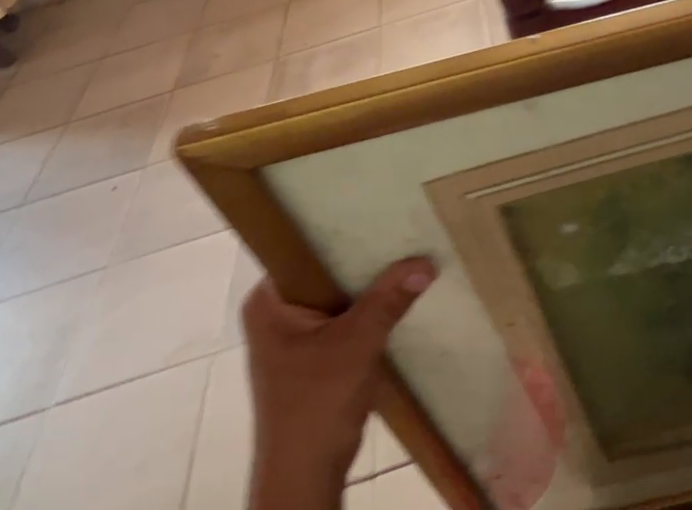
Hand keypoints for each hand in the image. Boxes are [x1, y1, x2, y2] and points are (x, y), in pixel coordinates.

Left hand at [244, 257, 434, 509]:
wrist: (304, 477)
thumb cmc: (317, 404)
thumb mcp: (357, 344)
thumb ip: (388, 300)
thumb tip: (424, 261)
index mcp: (267, 301)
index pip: (303, 248)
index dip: (341, 232)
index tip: (377, 215)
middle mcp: (272, 313)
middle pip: (323, 273)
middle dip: (361, 262)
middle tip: (400, 234)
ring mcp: (289, 338)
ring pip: (334, 299)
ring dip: (365, 291)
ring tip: (404, 261)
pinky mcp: (307, 360)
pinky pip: (338, 322)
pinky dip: (363, 315)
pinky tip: (395, 303)